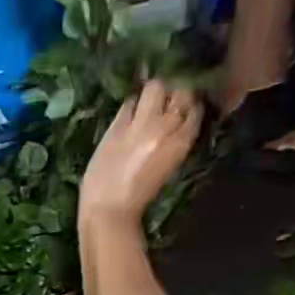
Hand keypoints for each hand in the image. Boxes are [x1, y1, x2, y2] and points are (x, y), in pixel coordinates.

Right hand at [79, 79, 202, 223]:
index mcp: (145, 121)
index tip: (143, 83)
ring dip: (185, 99)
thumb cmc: (100, 179)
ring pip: (192, 104)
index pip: (156, 85)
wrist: (113, 212)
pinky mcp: (182, 151)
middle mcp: (168, 125)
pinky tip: (178, 118)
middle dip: (173, 86)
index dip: (150, 82)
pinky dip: (190, 115)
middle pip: (181, 90)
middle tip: (161, 90)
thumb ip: (124, 116)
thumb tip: (136, 96)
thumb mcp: (107, 142)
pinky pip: (193, 123)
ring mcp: (179, 138)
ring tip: (172, 101)